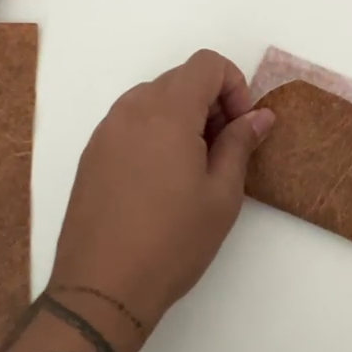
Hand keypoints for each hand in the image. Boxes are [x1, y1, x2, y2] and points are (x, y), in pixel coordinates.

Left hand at [49, 50, 273, 333]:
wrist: (102, 287)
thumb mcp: (222, 194)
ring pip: (154, 98)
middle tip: (222, 150)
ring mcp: (106, 131)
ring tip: (193, 167)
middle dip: (210, 102)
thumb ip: (240, 143)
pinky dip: (155, 132)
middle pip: (180, 78)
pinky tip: (161, 180)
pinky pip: (131, 122)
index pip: (207, 63)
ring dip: (182, 116)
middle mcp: (131, 110)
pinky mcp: (92, 153)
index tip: (240, 127)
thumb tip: (259, 115)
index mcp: (167, 112)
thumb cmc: (172, 242)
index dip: (233, 85)